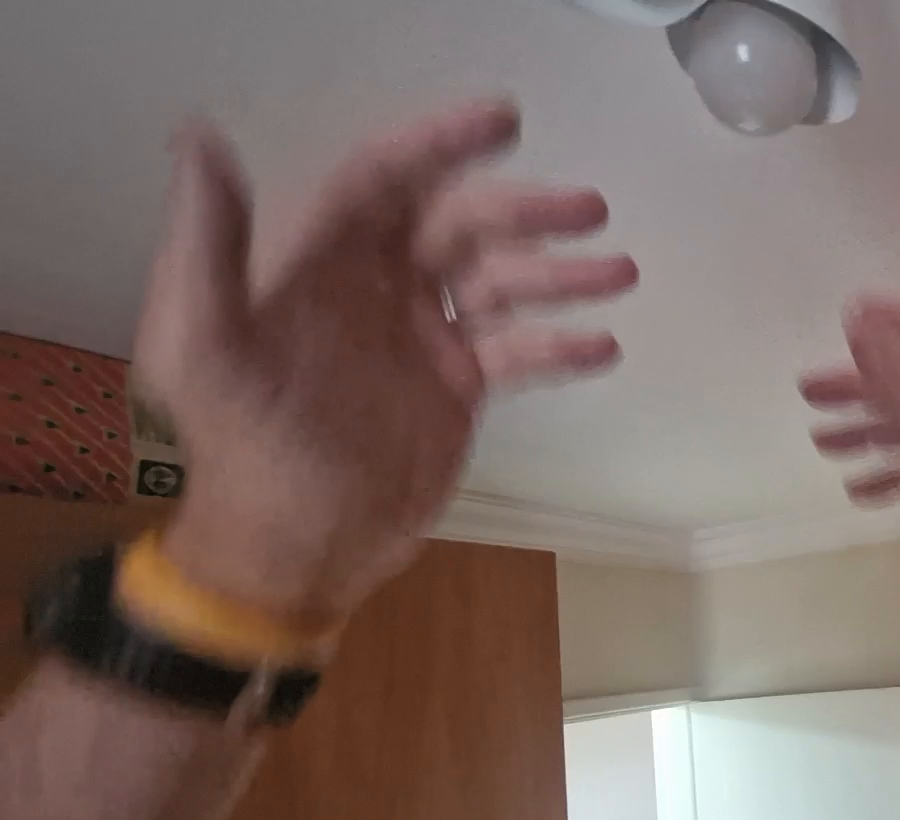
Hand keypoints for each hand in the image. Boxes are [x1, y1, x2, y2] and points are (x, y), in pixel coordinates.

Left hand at [135, 100, 637, 623]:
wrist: (307, 542)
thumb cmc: (251, 450)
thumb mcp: (204, 351)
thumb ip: (209, 253)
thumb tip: (207, 143)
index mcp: (318, 268)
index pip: (387, 184)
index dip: (440, 146)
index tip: (505, 122)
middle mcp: (382, 291)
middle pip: (464, 231)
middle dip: (528, 213)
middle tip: (593, 209)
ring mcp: (430, 339)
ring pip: (506, 289)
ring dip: (563, 279)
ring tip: (619, 274)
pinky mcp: (465, 385)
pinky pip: (522, 355)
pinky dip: (562, 350)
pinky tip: (602, 348)